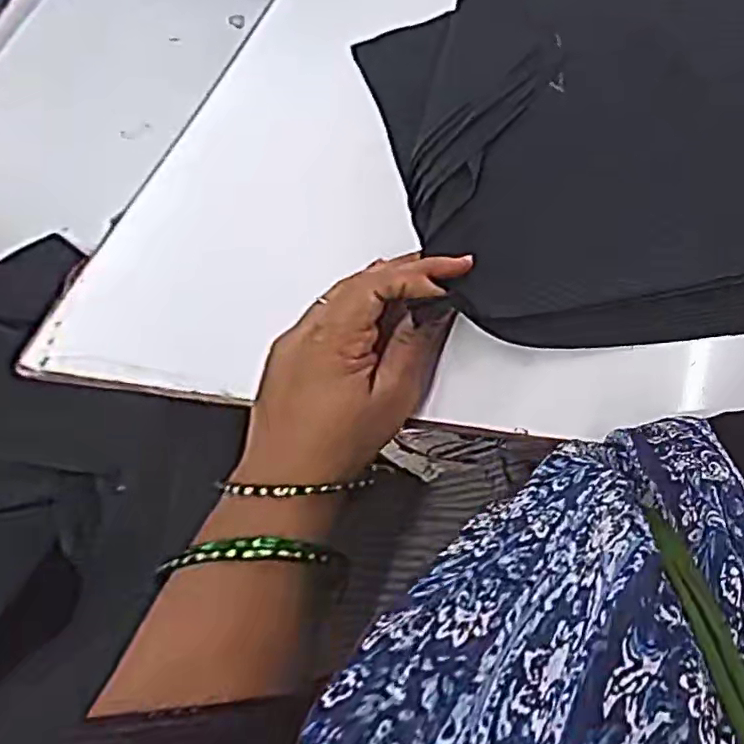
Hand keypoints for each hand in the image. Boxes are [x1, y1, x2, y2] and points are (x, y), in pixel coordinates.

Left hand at [238, 254, 471, 484]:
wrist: (289, 478)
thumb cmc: (335, 443)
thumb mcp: (395, 391)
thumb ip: (416, 342)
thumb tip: (434, 310)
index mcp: (329, 339)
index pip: (377, 283)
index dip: (421, 272)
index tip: (454, 270)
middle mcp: (305, 332)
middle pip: (361, 280)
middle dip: (411, 268)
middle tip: (451, 266)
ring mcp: (297, 340)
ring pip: (347, 290)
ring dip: (391, 280)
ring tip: (431, 279)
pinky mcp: (298, 350)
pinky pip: (337, 307)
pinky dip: (371, 297)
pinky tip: (396, 303)